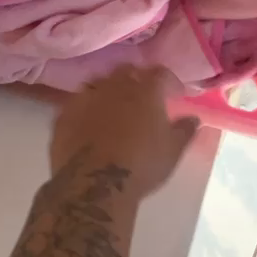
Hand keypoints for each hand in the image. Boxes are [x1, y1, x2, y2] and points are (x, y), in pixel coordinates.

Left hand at [49, 68, 199, 197]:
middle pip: (127, 71)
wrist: (93, 185)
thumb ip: (185, 130)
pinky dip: (88, 106)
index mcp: (145, 91)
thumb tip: (193, 118)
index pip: (160, 73)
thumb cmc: (141, 165)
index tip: (176, 93)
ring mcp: (86, 98)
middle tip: (145, 96)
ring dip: (110, 89)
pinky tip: (90, 120)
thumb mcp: (173, 151)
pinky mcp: (63, 115)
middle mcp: (115, 86)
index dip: (170, 81)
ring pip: (100, 83)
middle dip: (138, 79)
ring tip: (115, 106)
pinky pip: (78, 102)